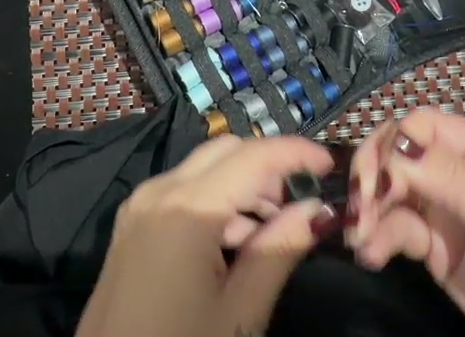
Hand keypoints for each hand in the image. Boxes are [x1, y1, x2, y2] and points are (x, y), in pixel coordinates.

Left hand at [77, 135, 338, 336]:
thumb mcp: (240, 313)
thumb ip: (280, 250)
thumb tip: (317, 209)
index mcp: (187, 206)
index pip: (253, 156)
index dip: (296, 154)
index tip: (333, 164)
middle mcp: (159, 190)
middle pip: (226, 152)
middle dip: (270, 167)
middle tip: (307, 200)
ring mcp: (139, 207)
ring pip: (204, 169)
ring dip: (244, 185)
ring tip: (279, 228)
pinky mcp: (131, 227)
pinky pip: (182, 192)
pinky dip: (217, 202)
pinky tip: (239, 242)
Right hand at [345, 110, 464, 336]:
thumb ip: (455, 183)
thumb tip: (397, 147)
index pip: (425, 126)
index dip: (394, 145)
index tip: (376, 182)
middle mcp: (464, 176)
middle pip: (401, 156)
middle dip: (374, 177)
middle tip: (358, 209)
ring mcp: (449, 215)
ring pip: (393, 195)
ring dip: (371, 212)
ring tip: (361, 241)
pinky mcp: (438, 252)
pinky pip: (399, 232)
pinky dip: (379, 239)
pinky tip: (370, 254)